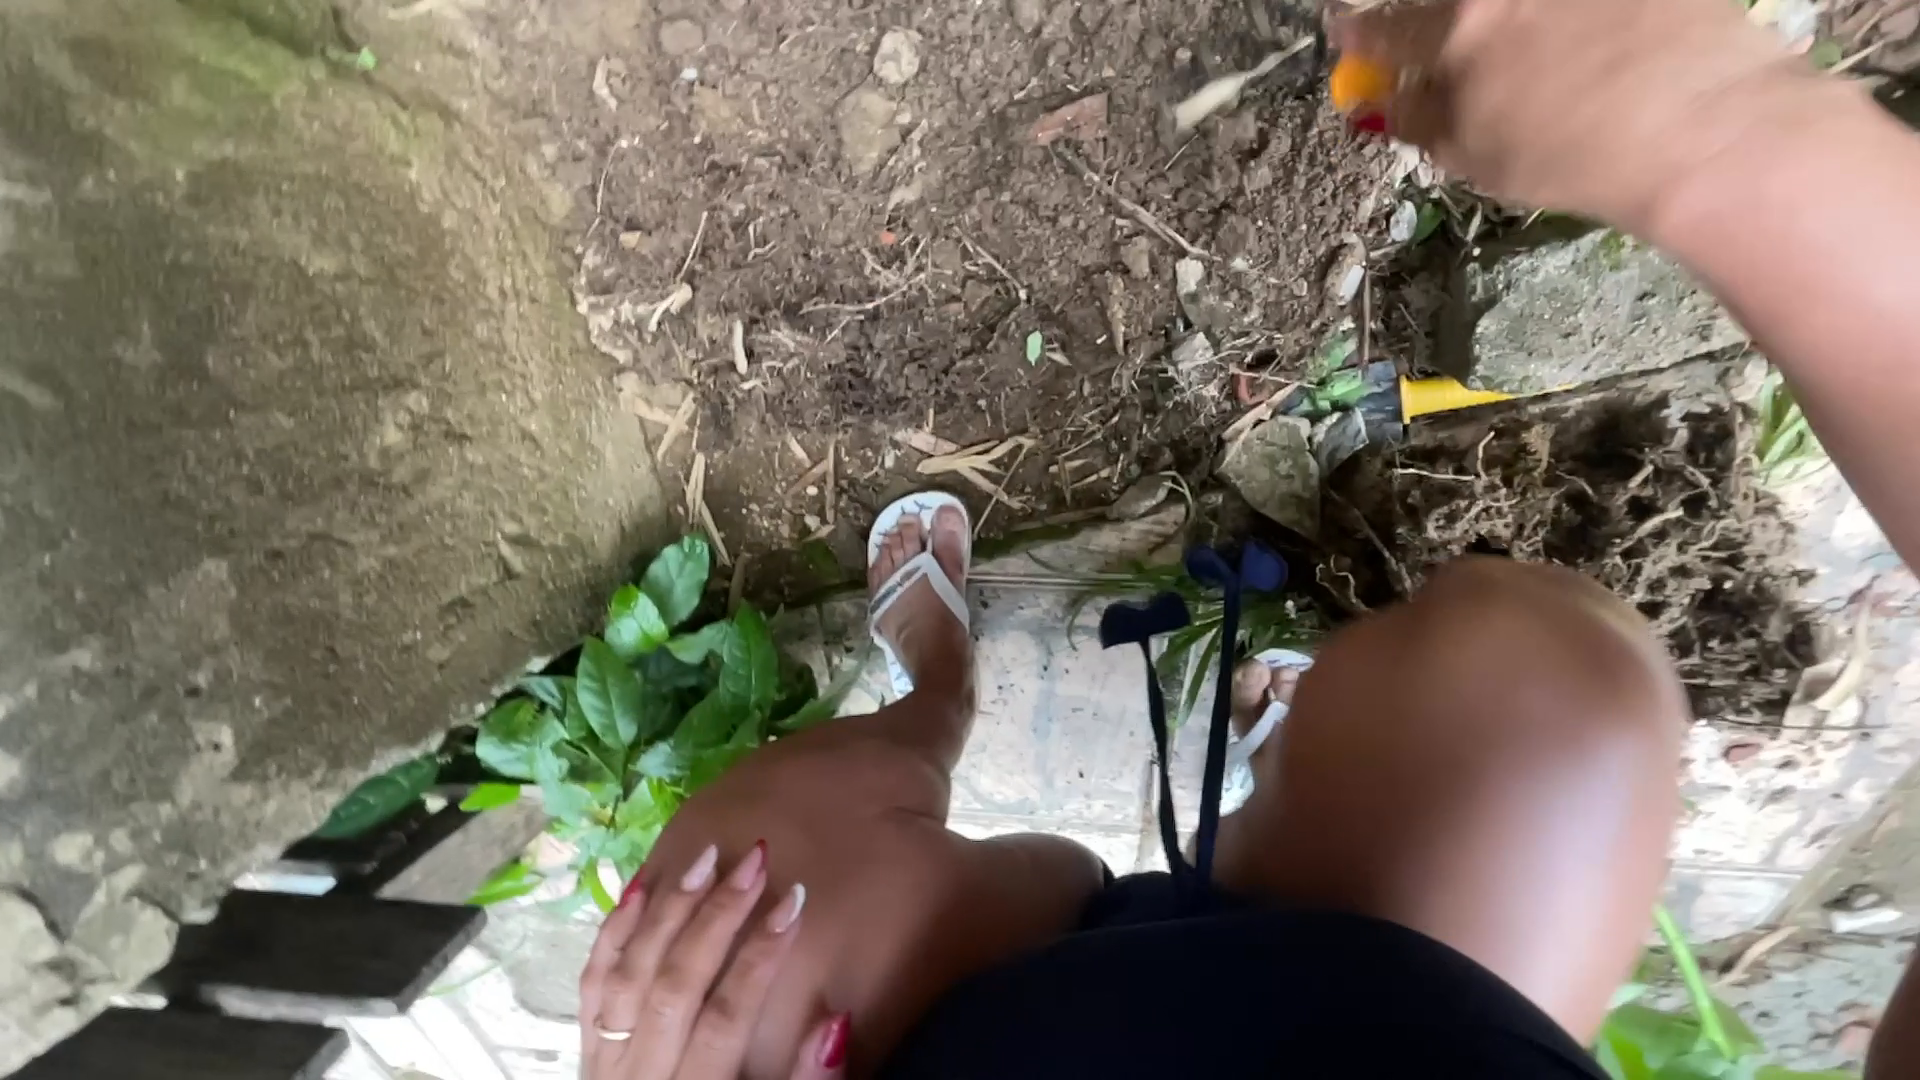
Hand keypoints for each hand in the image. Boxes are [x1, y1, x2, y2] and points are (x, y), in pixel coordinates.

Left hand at [579, 843, 846, 1079]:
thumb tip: (834, 1020)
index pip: (727, 1015)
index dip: (762, 954)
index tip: (795, 897)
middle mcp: (640, 1076)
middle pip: (676, 983)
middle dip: (719, 915)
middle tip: (755, 859)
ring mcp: (605, 1062)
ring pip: (631, 975)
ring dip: (669, 910)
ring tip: (706, 858)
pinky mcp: (588, 1050)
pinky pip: (593, 986)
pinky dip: (613, 934)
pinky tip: (639, 887)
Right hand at [1329, 0, 1815, 233]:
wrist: (1696, 124)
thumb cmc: (1563, 155)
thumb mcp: (1469, 153)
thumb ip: (1417, 120)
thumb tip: (1380, 101)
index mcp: (1457, 33)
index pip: (1386, 30)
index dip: (1358, 34)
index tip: (1344, 30)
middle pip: (1452, 4)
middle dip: (1433, 22)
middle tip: (1444, 49)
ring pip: (1507, 7)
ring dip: (1494, 24)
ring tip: (1522, 67)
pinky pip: (1566, 8)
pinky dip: (1558, 23)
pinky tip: (1579, 49)